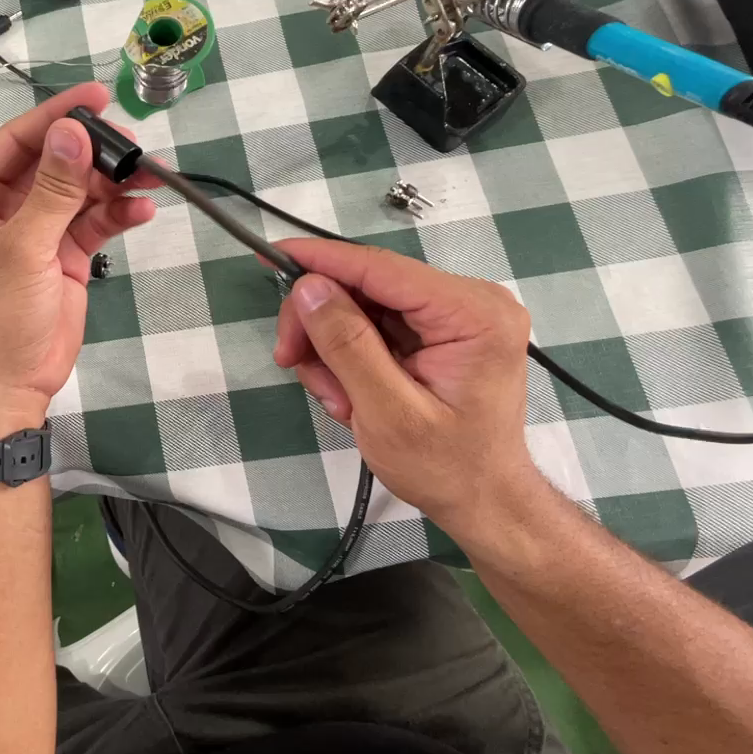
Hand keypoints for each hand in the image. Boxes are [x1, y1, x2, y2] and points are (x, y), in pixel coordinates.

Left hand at [0, 83, 156, 439]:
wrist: (8, 387)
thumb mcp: (23, 250)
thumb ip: (52, 191)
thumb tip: (74, 132)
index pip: (15, 142)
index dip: (56, 117)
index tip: (98, 96)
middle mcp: (2, 209)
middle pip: (52, 163)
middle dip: (93, 154)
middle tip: (135, 145)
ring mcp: (35, 232)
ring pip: (77, 191)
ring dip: (112, 183)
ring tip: (150, 174)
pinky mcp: (62, 256)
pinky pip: (92, 223)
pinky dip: (116, 214)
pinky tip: (143, 209)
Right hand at [271, 239, 543, 535]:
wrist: (482, 501)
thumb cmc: (444, 466)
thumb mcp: (387, 411)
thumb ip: (348, 344)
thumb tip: (309, 288)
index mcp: (472, 314)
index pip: (380, 268)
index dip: (321, 259)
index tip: (270, 251)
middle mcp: (467, 302)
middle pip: (364, 285)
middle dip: (319, 324)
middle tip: (289, 360)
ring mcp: (451, 317)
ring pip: (358, 306)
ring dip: (329, 349)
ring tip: (334, 397)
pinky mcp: (434, 332)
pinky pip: (369, 326)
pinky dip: (344, 357)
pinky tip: (346, 393)